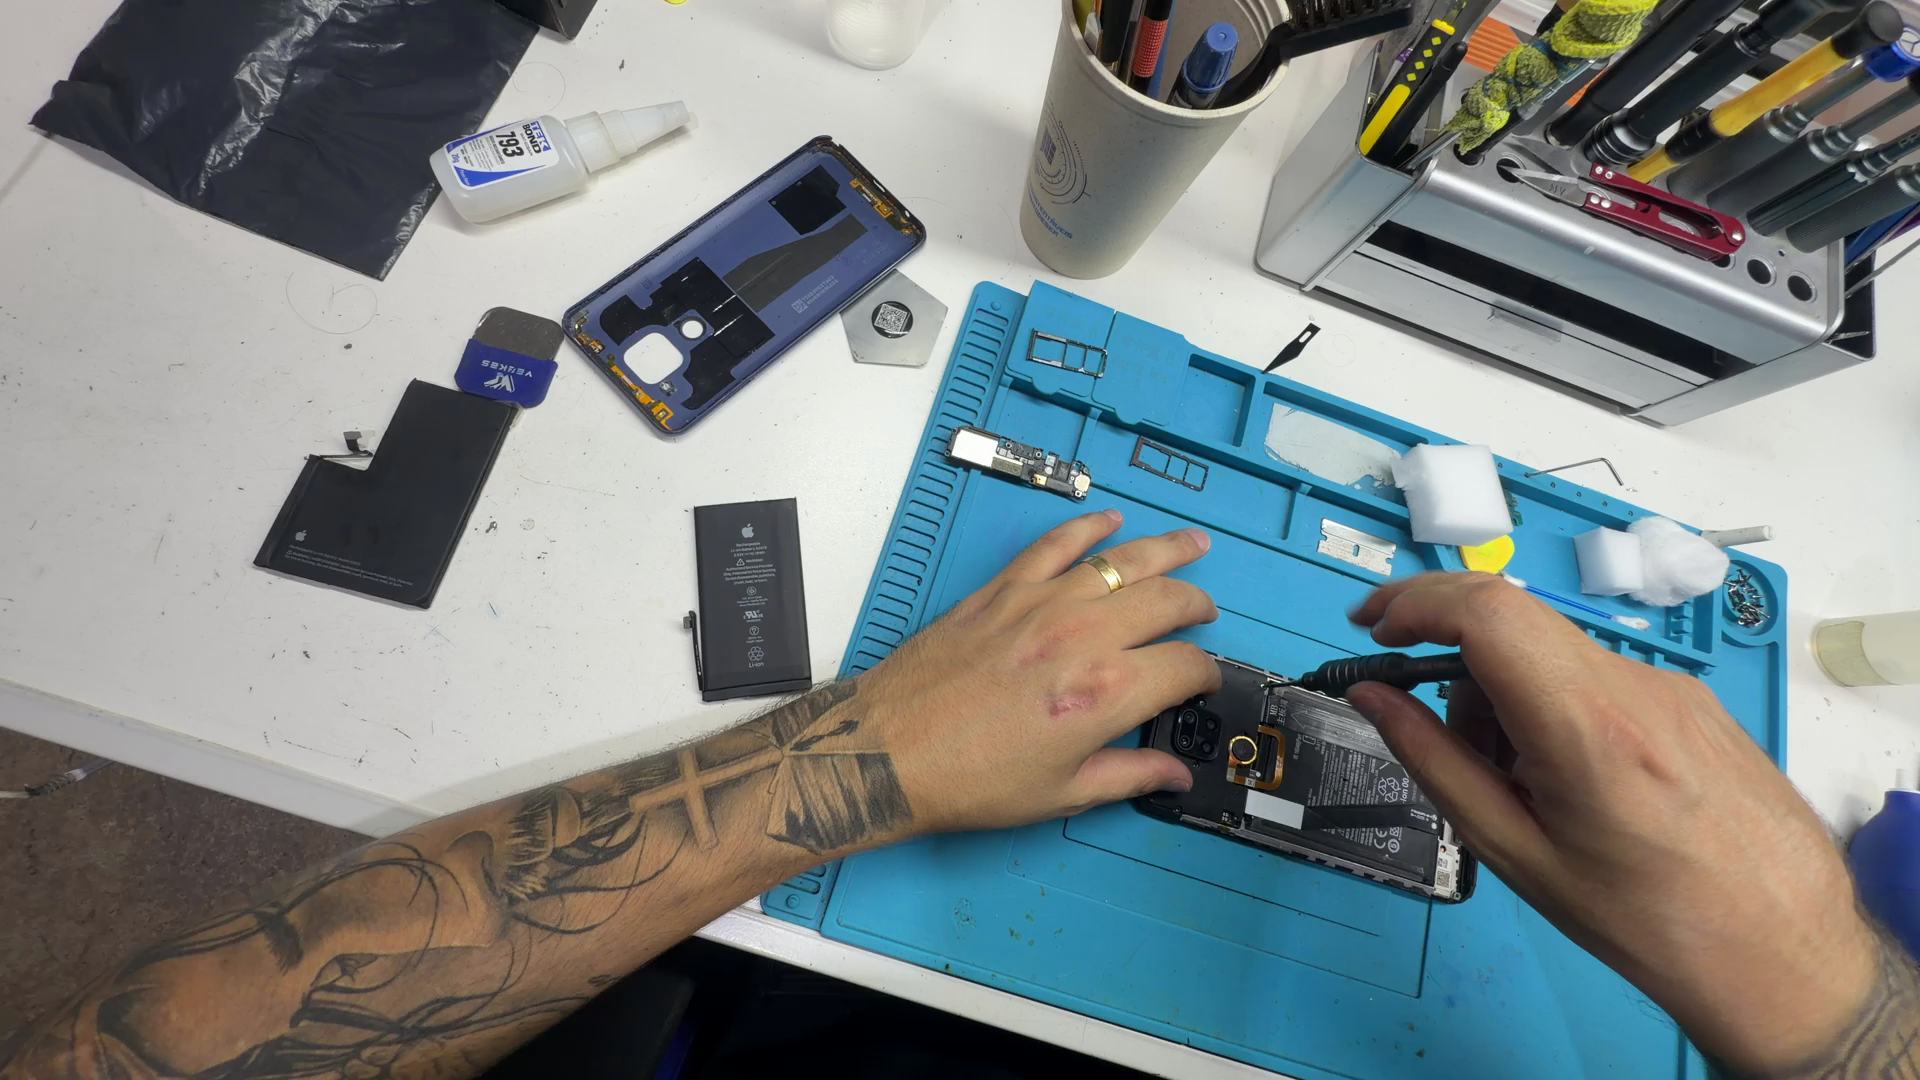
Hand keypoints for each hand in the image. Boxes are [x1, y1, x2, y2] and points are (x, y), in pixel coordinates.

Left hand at [861, 509, 1219, 834]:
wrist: (893, 748)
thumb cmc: (971, 778)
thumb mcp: (1062, 792)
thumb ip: (1129, 776)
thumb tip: (1172, 775)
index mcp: (1107, 692)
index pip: (1186, 666)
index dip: (1205, 674)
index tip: (1200, 682)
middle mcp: (1083, 636)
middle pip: (1167, 599)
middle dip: (1198, 603)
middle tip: (1204, 611)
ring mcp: (1042, 603)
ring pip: (1123, 560)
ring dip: (1166, 550)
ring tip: (1192, 543)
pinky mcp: (1005, 589)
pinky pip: (1056, 544)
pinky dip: (1087, 528)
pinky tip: (1109, 522)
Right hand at [1344, 573, 1877, 1074]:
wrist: (1798, 963)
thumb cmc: (1638, 917)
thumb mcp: (1508, 847)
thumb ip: (1428, 758)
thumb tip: (1367, 694)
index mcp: (1586, 729)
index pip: (1487, 613)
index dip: (1414, 602)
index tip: (1371, 628)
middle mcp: (1632, 687)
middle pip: (1506, 610)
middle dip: (1433, 624)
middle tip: (1394, 669)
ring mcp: (1668, 686)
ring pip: (1538, 643)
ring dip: (1486, 675)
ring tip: (1496, 760)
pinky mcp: (1687, 696)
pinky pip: (1580, 667)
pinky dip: (1533, 690)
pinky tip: (1547, 758)